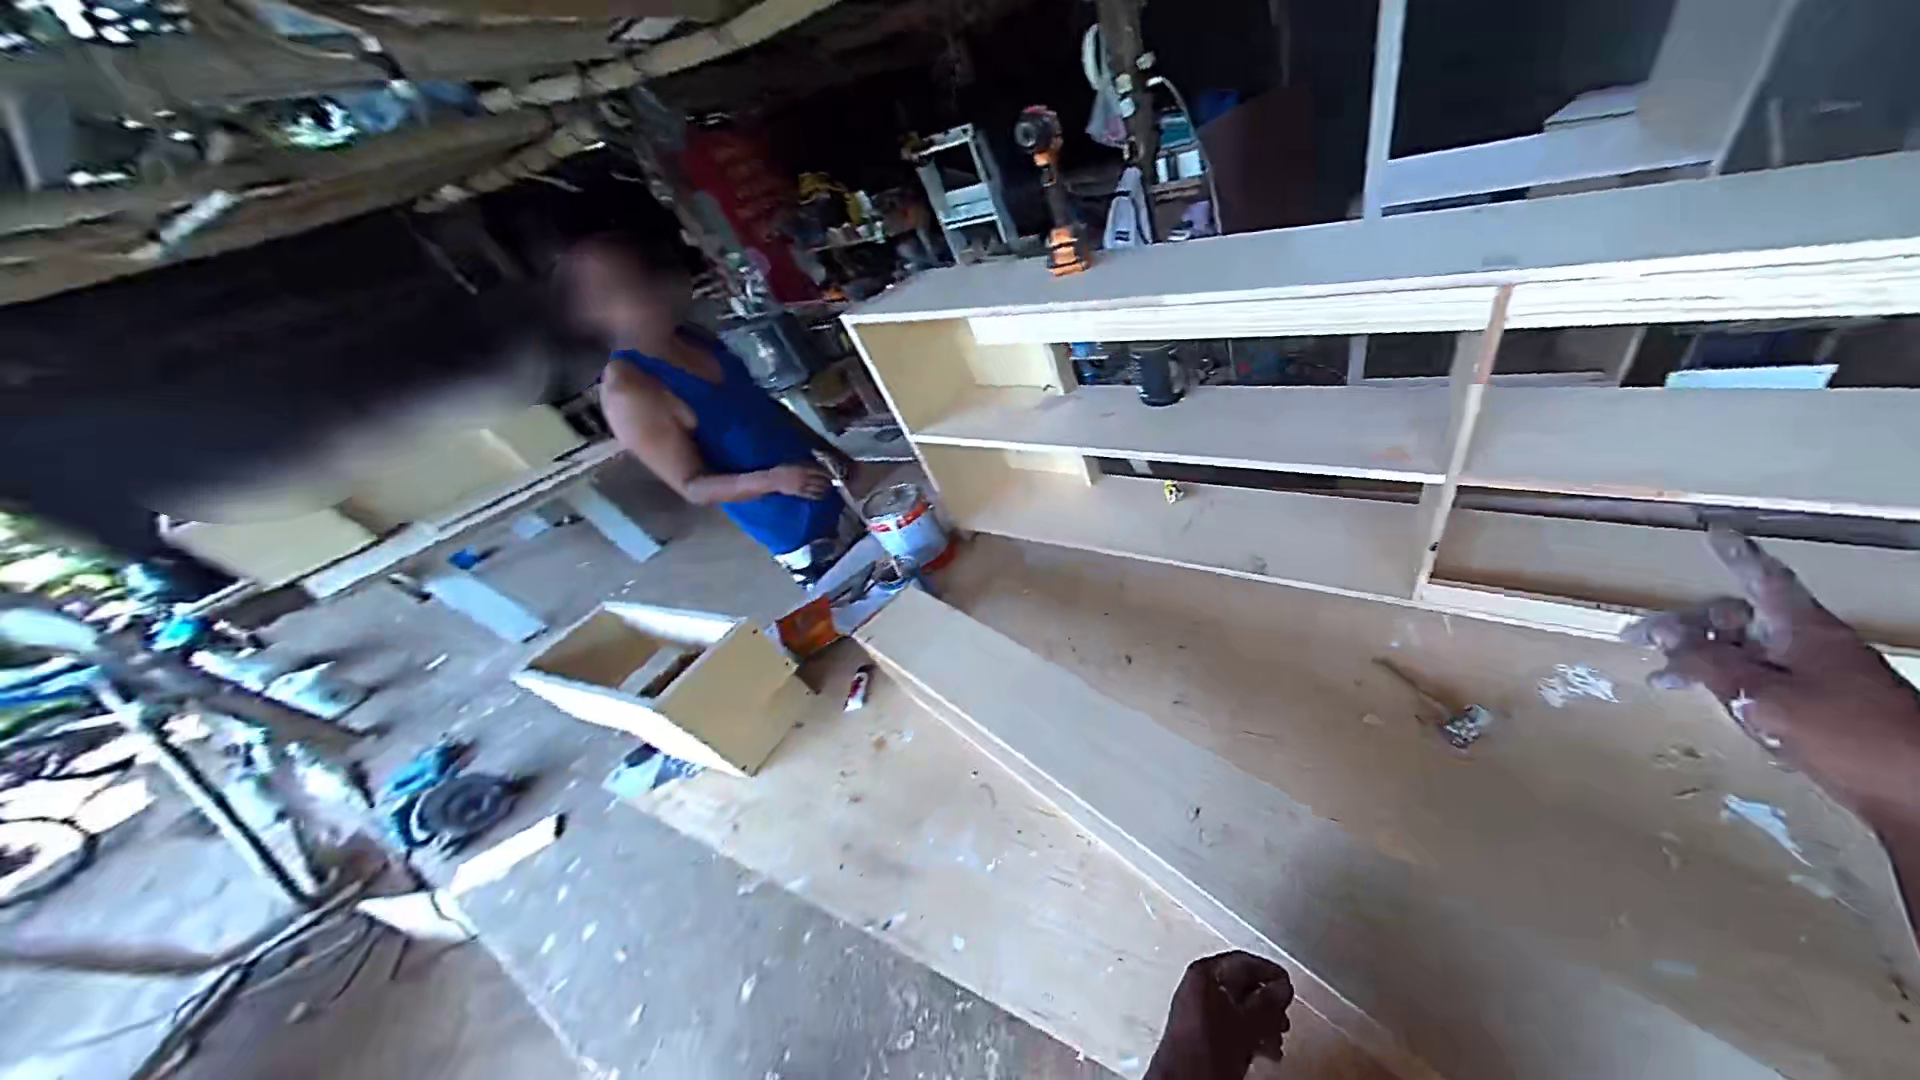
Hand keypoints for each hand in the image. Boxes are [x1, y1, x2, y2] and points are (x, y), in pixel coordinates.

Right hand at [764, 463, 831, 498]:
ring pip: (818, 488)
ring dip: (825, 488)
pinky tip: (823, 495)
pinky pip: (811, 495)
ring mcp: (803, 486)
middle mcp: (805, 478)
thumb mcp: (795, 463)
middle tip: (833, 481)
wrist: (773, 479)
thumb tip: (816, 464)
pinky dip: (819, 496)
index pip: (820, 471)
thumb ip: (805, 464)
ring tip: (830, 488)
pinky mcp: (800, 493)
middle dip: (828, 481)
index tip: (833, 474)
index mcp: (804, 469)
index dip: (828, 473)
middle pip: (821, 480)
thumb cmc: (783, 469)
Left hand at [1145, 951, 1291, 1079]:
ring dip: (1262, 1022)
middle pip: (1241, 984)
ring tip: (1277, 1041)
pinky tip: (1265, 1051)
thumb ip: (1266, 1004)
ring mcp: (1199, 1007)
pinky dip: (1250, 1033)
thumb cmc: (1210, 1049)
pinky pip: (1231, 1022)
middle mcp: (1200, 985)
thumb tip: (1284, 986)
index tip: (1289, 985)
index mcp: (1205, 975)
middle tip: (1285, 1019)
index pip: (1242, 962)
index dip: (1268, 972)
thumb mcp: (1244, 1026)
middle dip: (1267, 1003)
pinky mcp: (1201, 1029)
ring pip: (1239, 1006)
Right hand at [1625, 526, 1919, 823]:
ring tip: (1659, 676)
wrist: (1918, 794)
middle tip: (1638, 636)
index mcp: (1804, 631)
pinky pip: (1752, 677)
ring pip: (1739, 650)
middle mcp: (1806, 645)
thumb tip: (1663, 629)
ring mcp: (1812, 675)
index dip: (1738, 555)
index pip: (1764, 580)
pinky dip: (1717, 680)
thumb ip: (1706, 660)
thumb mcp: (1761, 695)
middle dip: (1687, 624)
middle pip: (1738, 618)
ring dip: (1694, 656)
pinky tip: (1697, 694)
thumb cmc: (1845, 733)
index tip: (1716, 531)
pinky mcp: (1813, 704)